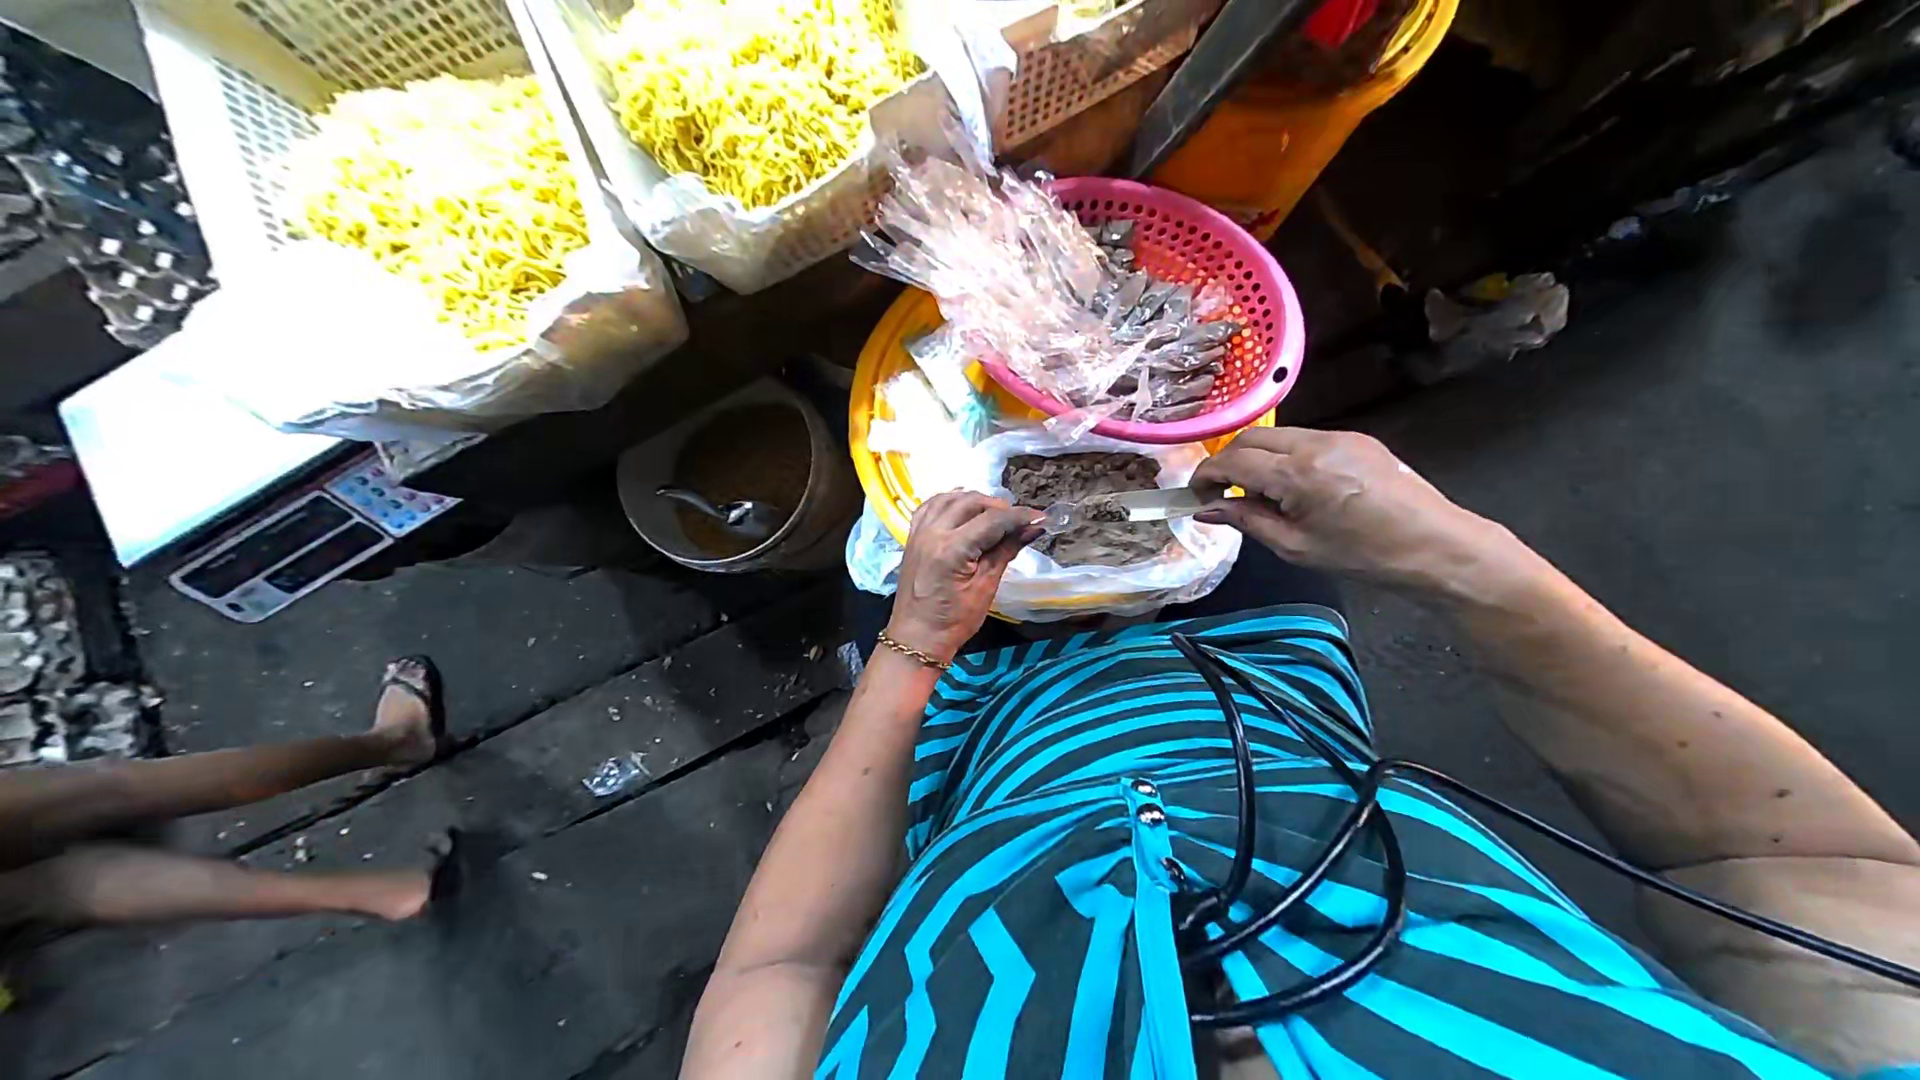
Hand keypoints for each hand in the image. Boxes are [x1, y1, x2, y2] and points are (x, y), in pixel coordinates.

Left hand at [887, 492, 1041, 662]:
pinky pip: (931, 506)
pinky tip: (964, 509)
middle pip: (971, 502)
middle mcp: (933, 533)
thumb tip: (1032, 528)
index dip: (1020, 516)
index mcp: (952, 549)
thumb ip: (1006, 550)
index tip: (1040, 518)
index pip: (993, 520)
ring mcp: (919, 532)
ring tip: (994, 514)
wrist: (917, 637)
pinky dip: (950, 502)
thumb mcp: (986, 587)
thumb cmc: (954, 620)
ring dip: (975, 501)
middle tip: (1017, 521)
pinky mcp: (912, 536)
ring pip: (950, 498)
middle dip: (998, 506)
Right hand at [1192, 427, 1525, 599]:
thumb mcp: (1294, 546)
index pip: (1233, 460)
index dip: (1206, 474)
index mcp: (1299, 474)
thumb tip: (1207, 510)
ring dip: (1255, 457)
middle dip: (1227, 461)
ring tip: (1257, 493)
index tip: (1196, 494)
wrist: (1436, 547)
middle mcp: (1316, 443)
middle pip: (1250, 437)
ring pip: (1276, 435)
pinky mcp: (1356, 438)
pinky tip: (1290, 485)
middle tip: (1220, 492)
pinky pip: (1304, 439)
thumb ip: (1246, 520)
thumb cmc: (1362, 556)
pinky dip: (1283, 456)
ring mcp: (1339, 436)